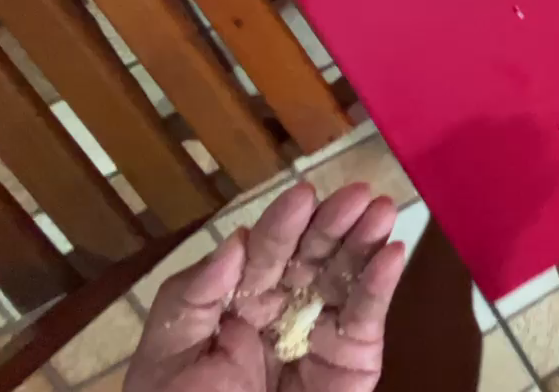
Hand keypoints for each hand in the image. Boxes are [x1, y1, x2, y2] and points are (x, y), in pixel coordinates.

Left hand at [125, 183, 405, 391]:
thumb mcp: (166, 366)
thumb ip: (191, 302)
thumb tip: (234, 240)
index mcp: (238, 303)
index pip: (265, 253)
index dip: (283, 223)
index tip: (303, 195)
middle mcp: (285, 305)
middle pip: (314, 253)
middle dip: (335, 221)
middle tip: (357, 193)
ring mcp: (325, 324)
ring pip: (349, 271)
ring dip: (367, 238)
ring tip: (383, 209)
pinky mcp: (358, 347)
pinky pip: (370, 309)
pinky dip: (383, 280)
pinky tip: (393, 252)